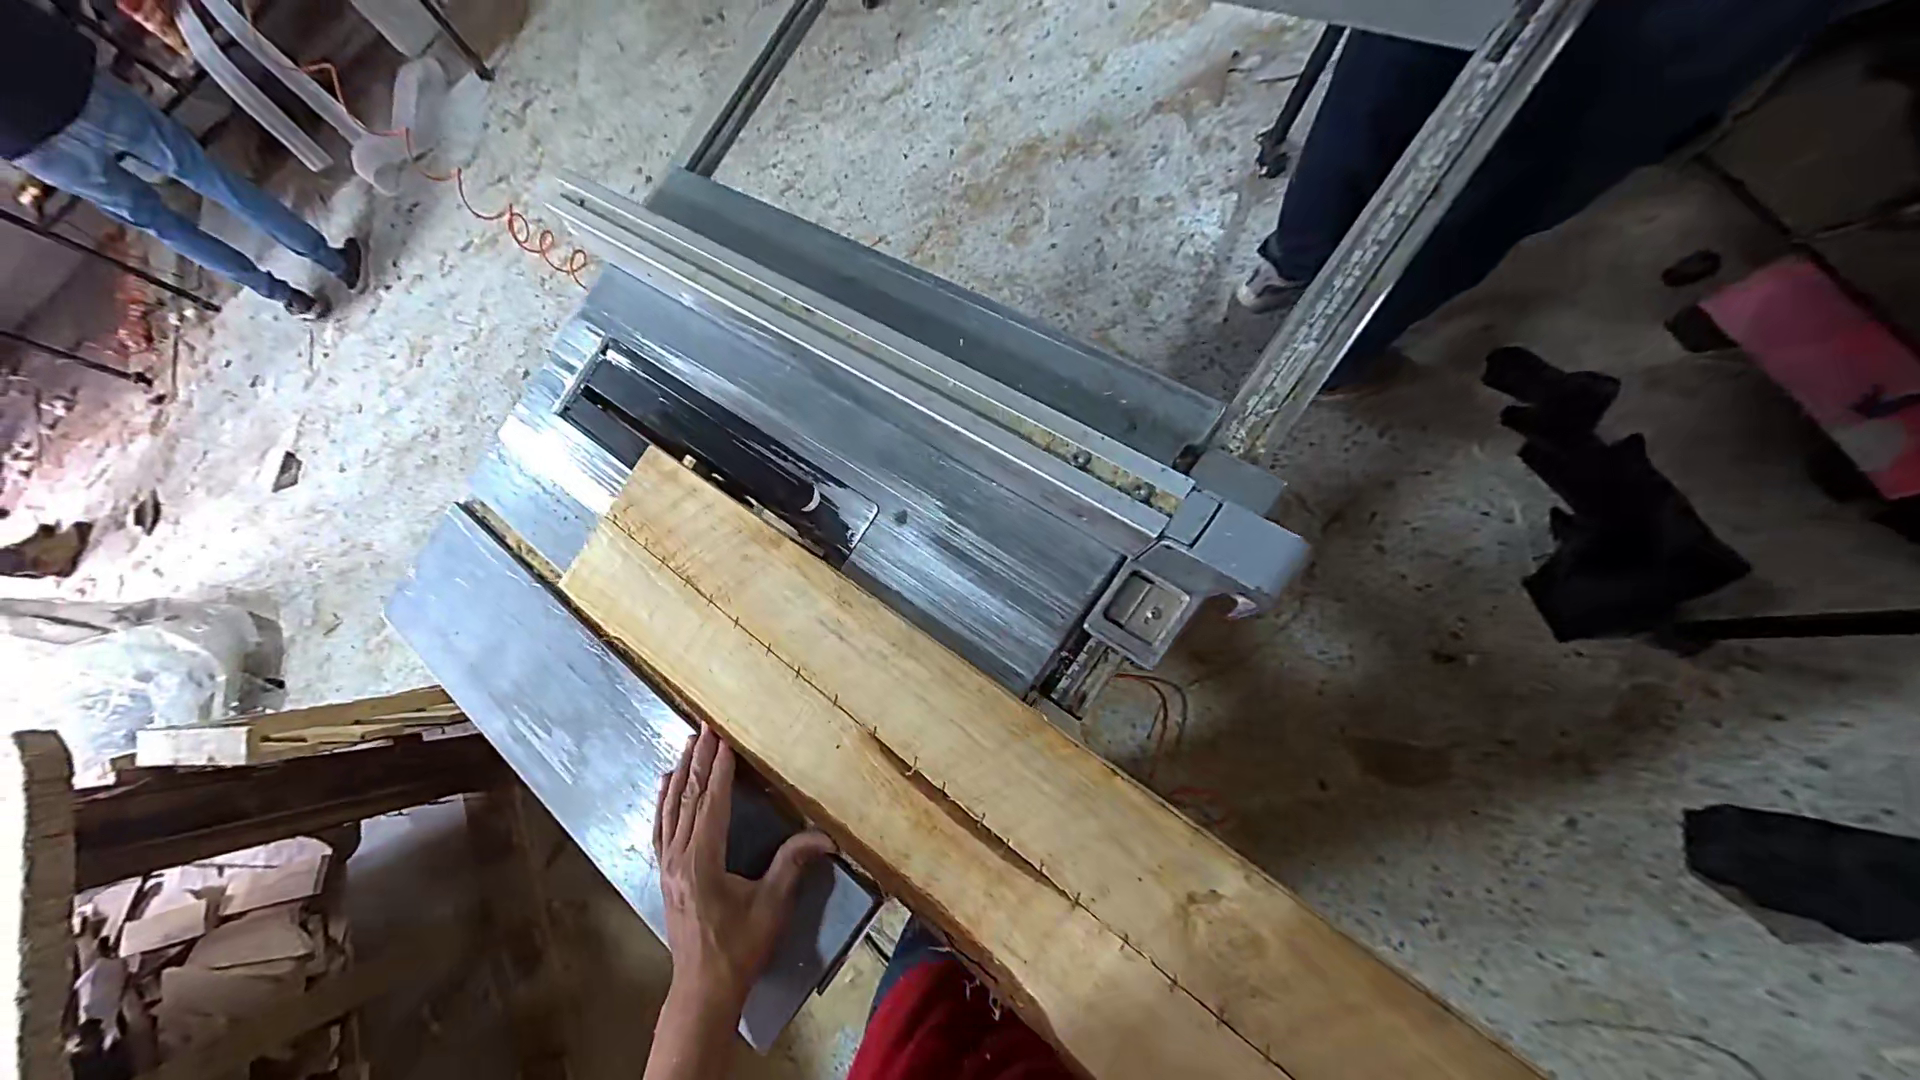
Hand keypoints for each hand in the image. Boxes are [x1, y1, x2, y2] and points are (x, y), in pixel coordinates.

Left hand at [653, 723, 835, 1013]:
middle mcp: (680, 857)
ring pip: (671, 808)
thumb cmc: (739, 946)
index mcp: (703, 860)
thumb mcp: (771, 906)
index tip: (724, 737)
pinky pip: (660, 827)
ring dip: (681, 773)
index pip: (712, 802)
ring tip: (688, 743)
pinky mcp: (665, 873)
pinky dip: (663, 800)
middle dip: (700, 760)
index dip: (720, 768)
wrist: (703, 989)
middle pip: (689, 798)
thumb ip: (792, 865)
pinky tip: (665, 783)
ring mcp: (668, 865)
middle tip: (705, 726)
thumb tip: (825, 837)